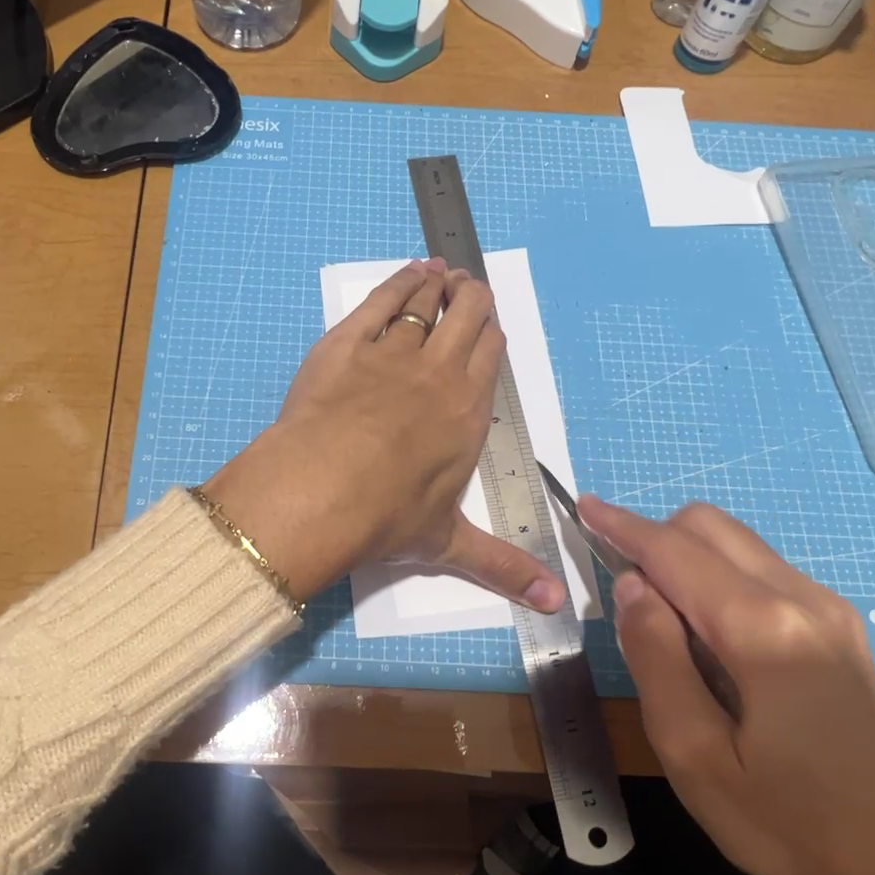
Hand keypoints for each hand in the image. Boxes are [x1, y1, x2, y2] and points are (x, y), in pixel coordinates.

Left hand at [202, 259, 565, 611]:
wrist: (318, 490)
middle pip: (466, 319)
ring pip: (426, 304)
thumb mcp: (447, 544)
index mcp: (467, 413)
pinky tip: (409, 271)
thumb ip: (503, 566)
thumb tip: (556, 603)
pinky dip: (400, 280)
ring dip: (439, 286)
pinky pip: (382, 299)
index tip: (489, 329)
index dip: (491, 338)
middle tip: (471, 288)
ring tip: (443, 273)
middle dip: (473, 300)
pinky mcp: (347, 341)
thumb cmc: (386, 518)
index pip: (490, 357)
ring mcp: (392, 352)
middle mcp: (438, 373)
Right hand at [576, 498, 874, 874]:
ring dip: (685, 556)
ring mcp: (832, 615)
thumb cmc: (782, 825)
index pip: (677, 552)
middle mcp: (806, 602)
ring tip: (650, 611)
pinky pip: (762, 573)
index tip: (584, 508)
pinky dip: (716, 576)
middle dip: (653, 536)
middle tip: (610, 580)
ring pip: (739, 546)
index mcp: (767, 630)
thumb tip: (633, 585)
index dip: (623, 527)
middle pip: (712, 528)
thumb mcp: (692, 752)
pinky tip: (701, 631)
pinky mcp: (841, 633)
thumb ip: (655, 656)